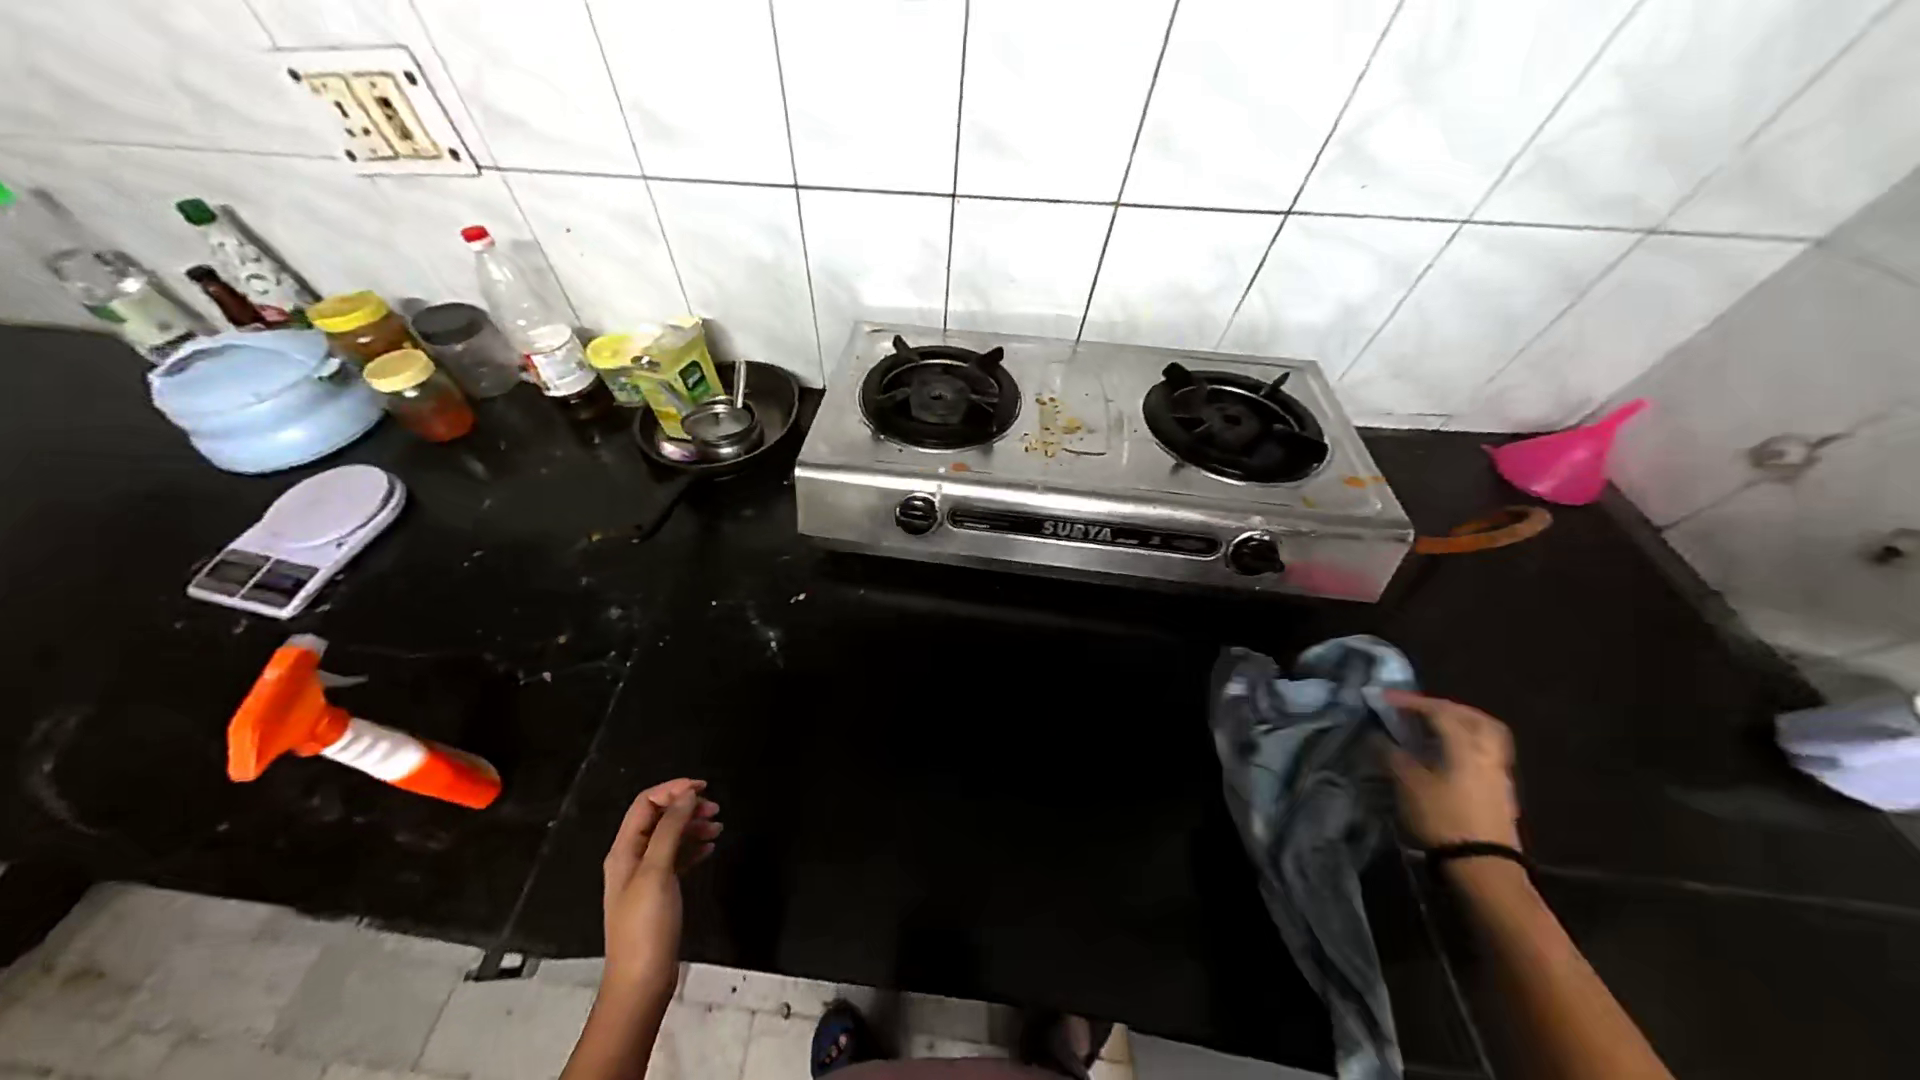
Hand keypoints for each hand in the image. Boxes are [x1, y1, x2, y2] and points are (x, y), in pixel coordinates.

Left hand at [599, 778, 722, 1000]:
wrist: (641, 981)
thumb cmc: (646, 925)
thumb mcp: (657, 871)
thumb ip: (670, 829)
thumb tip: (687, 795)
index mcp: (624, 850)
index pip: (645, 804)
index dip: (672, 790)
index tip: (703, 788)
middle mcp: (631, 859)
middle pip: (658, 818)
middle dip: (686, 807)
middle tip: (715, 809)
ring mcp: (645, 877)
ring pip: (670, 837)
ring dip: (693, 826)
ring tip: (718, 828)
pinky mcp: (659, 892)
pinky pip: (676, 857)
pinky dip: (693, 847)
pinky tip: (710, 848)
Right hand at [1379, 691, 1520, 849]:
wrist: (1482, 866)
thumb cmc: (1441, 816)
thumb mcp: (1406, 782)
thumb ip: (1390, 752)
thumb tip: (1377, 735)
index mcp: (1465, 745)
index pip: (1438, 711)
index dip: (1409, 701)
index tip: (1383, 698)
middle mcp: (1487, 752)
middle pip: (1471, 717)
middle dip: (1442, 707)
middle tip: (1417, 708)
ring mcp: (1498, 772)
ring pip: (1483, 734)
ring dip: (1458, 724)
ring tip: (1431, 728)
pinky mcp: (1499, 790)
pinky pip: (1483, 752)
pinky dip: (1463, 743)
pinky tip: (1444, 753)